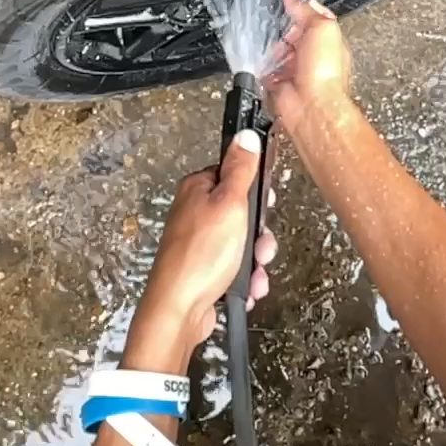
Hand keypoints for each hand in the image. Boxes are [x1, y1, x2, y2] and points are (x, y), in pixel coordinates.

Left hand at [133, 130, 278, 352]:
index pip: (234, 175)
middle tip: (261, 246)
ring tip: (255, 272)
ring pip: (241, 243)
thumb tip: (246, 136)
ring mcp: (198, 241)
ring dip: (255, 260)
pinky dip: (245, 278)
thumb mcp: (229, 203)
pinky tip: (248, 288)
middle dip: (258, 234)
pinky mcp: (203, 268)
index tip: (266, 204)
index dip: (255, 191)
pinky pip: (234, 267)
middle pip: (241, 212)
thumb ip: (241, 169)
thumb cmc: (201, 255)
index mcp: (198, 188)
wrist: (179, 310)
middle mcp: (195, 211)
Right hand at [264, 0, 355, 136]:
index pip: (315, 17)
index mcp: (328, 41)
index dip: (302, 8)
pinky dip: (262, 65)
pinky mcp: (280, 83)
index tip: (288, 1)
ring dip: (273, 48)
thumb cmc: (325, 73)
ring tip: (276, 49)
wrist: (312, 106)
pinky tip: (265, 62)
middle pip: (293, 33)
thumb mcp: (321, 28)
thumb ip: (305, 10)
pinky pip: (266, 69)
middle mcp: (314, 56)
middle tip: (282, 29)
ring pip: (278, 50)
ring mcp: (297, 70)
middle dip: (285, 30)